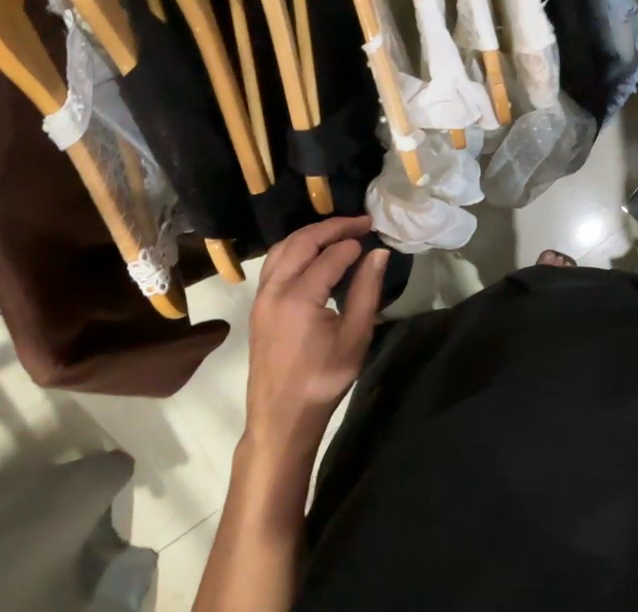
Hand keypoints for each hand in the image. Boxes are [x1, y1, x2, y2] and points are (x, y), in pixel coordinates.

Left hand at [242, 216, 387, 455]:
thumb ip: (367, 290)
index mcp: (299, 296)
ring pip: (283, 249)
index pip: (331, 254)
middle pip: (302, 242)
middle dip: (332, 227)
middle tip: (362, 222)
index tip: (377, 237)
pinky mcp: (258, 306)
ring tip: (340, 233)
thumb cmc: (323, 379)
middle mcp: (274, 289)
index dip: (355, 242)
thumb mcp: (355, 337)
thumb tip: (379, 253)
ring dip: (311, 235)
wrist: (281, 416)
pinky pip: (275, 263)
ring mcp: (261, 297)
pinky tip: (314, 254)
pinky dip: (295, 249)